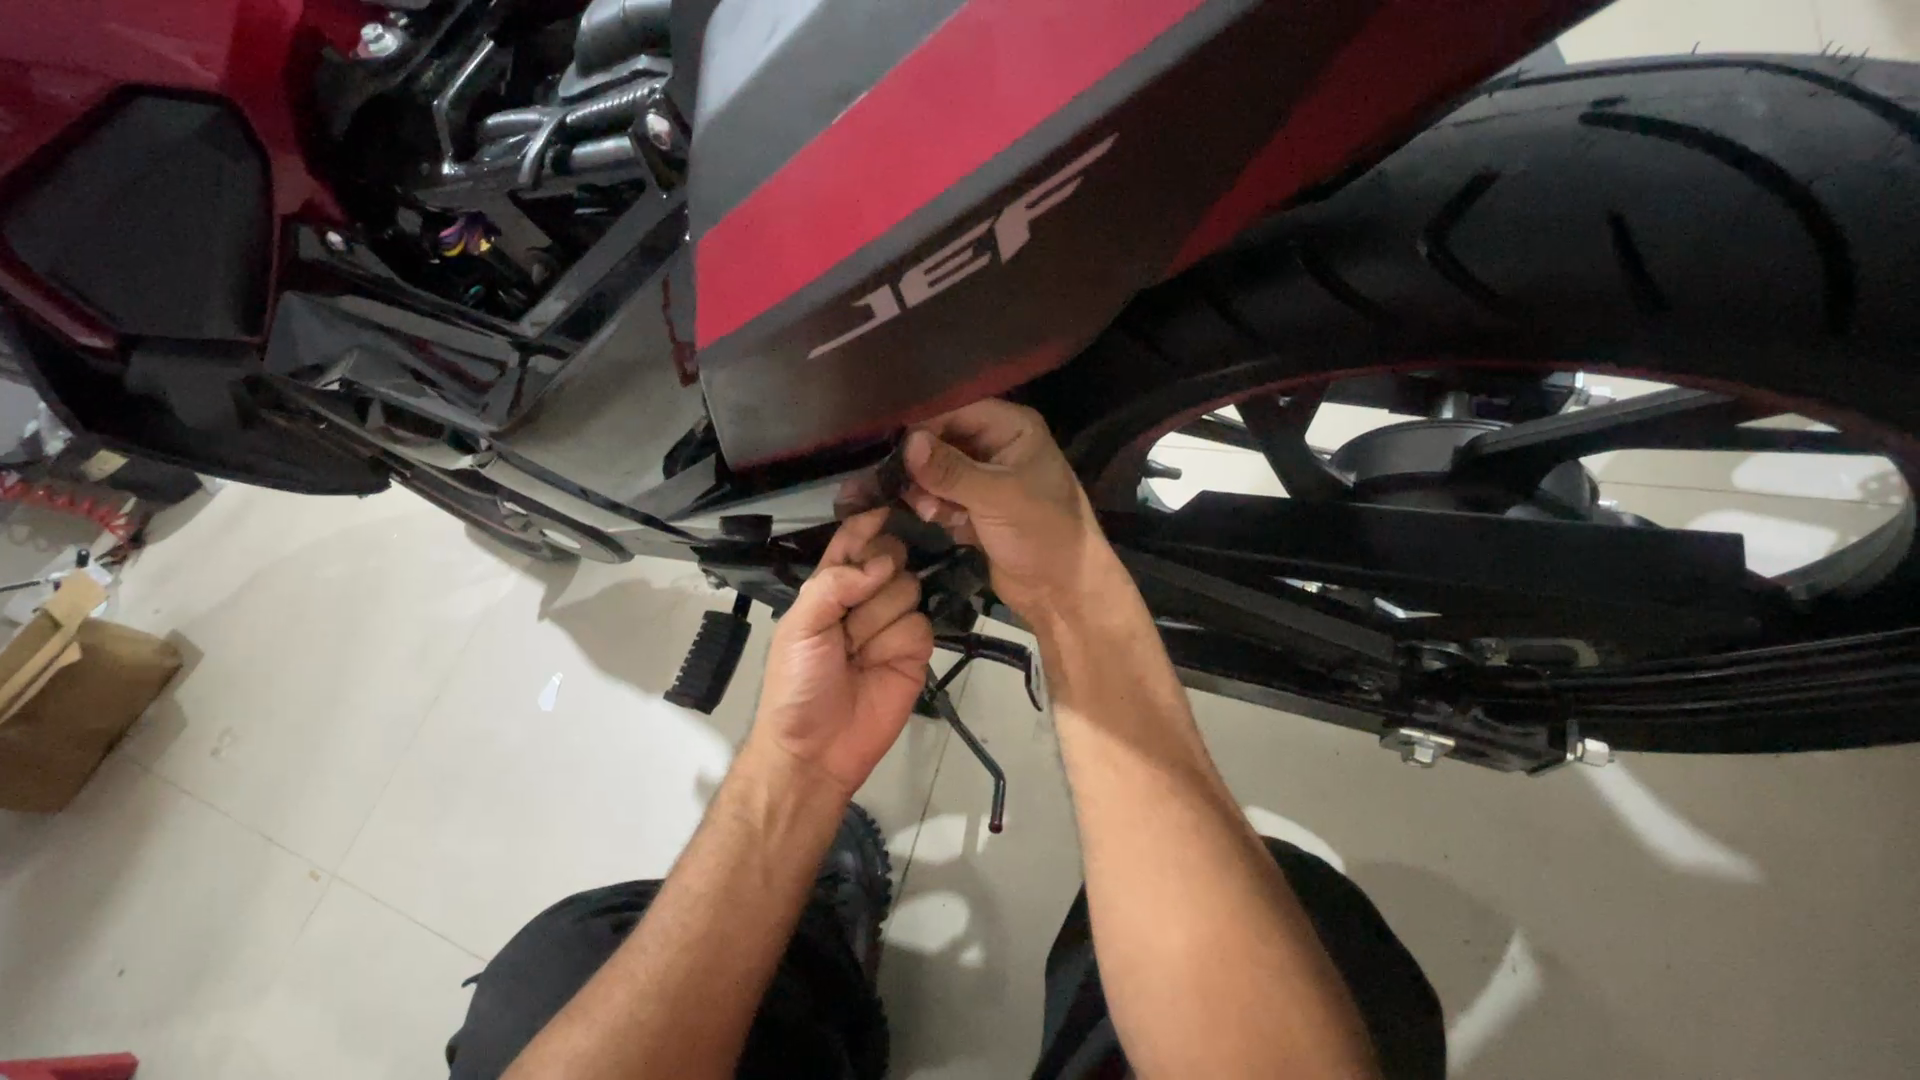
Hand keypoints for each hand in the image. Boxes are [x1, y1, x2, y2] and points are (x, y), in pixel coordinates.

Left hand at [751, 508, 934, 795]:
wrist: (816, 749)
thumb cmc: (796, 685)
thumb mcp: (799, 627)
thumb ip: (833, 584)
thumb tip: (879, 562)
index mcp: (831, 587)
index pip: (853, 542)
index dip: (867, 526)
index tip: (886, 510)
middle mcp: (865, 599)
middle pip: (892, 557)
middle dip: (875, 578)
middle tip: (854, 608)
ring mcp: (892, 625)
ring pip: (908, 591)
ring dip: (878, 621)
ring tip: (856, 653)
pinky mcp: (915, 652)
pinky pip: (921, 626)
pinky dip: (898, 644)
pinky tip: (879, 665)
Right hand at [902, 399, 1114, 623]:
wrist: (1062, 591)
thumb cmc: (1041, 533)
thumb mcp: (996, 497)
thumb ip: (950, 470)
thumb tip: (908, 442)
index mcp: (1013, 429)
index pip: (958, 410)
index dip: (924, 424)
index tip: (892, 445)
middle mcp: (998, 447)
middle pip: (943, 440)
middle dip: (922, 464)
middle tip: (903, 484)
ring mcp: (987, 480)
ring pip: (939, 473)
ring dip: (929, 491)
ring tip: (932, 512)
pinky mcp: (977, 510)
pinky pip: (944, 498)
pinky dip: (938, 509)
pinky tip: (942, 523)